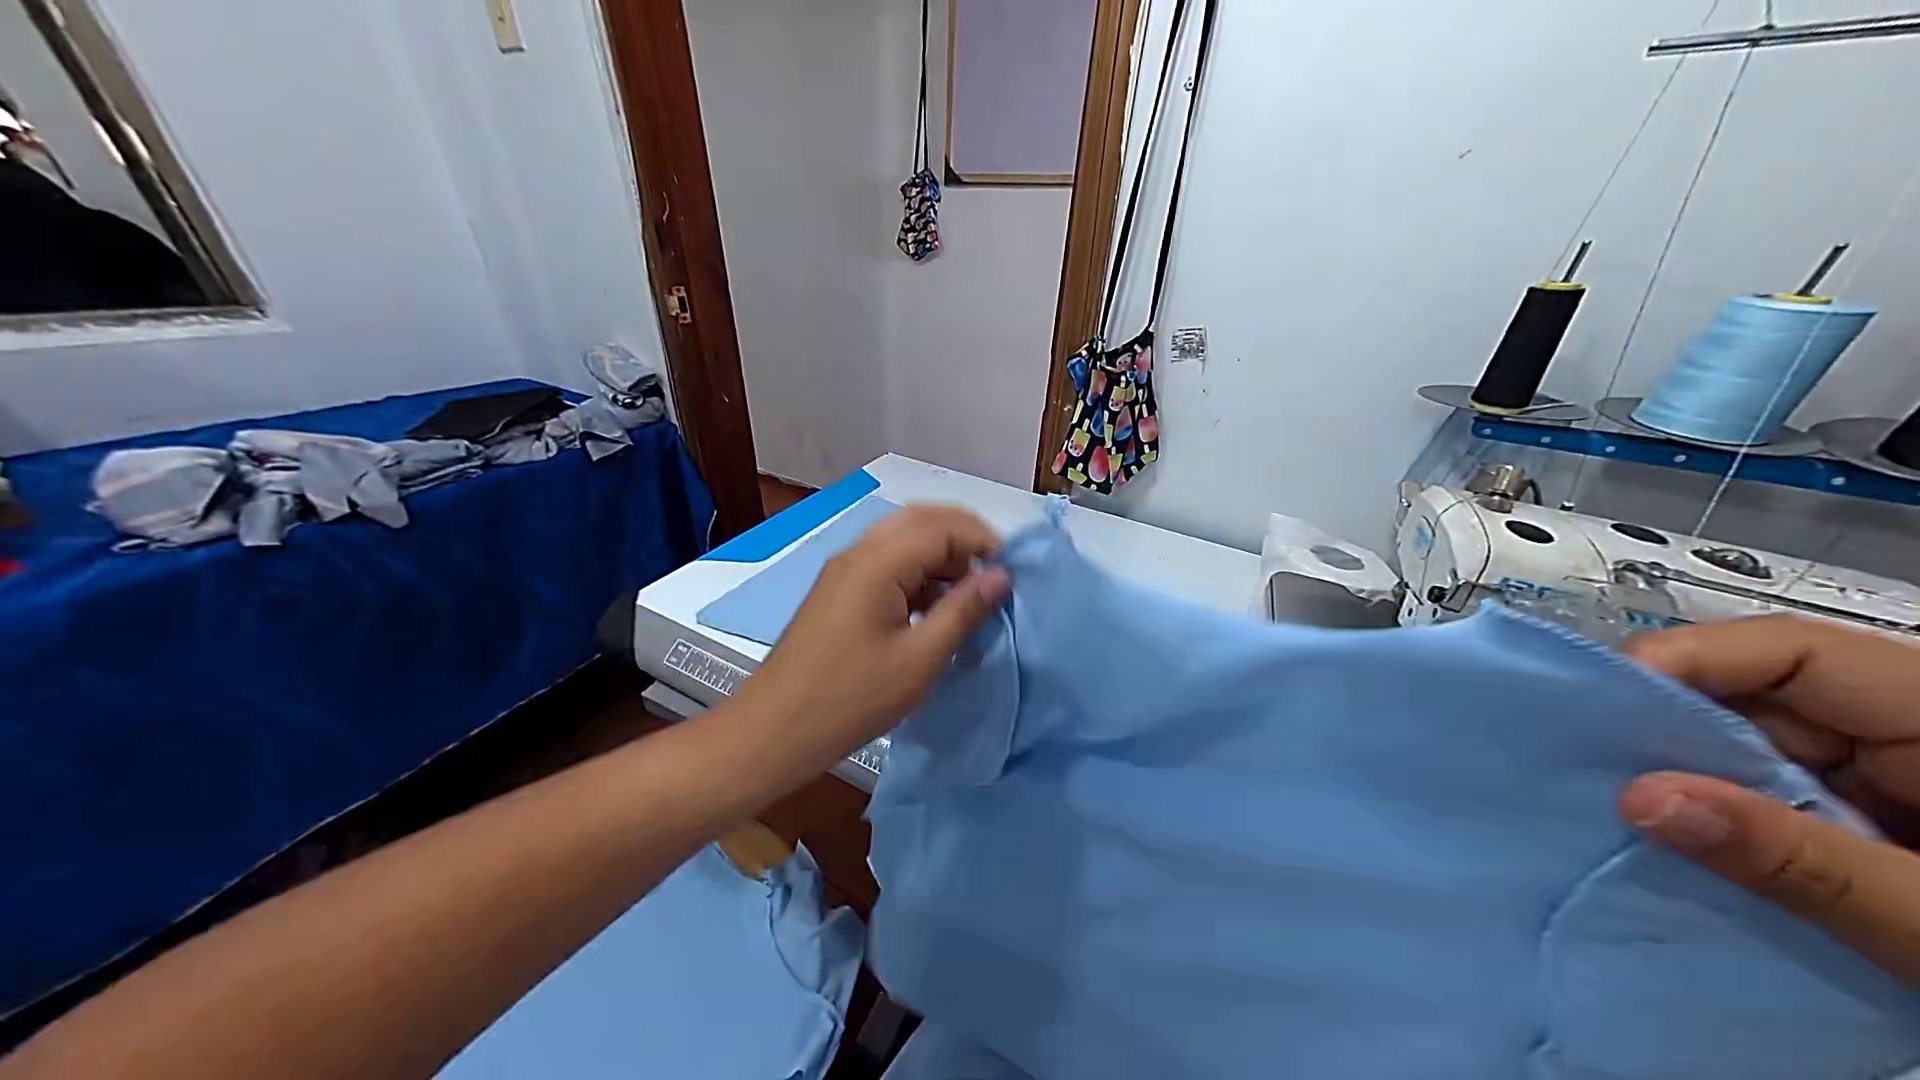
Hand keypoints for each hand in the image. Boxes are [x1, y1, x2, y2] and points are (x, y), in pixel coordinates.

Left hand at [732, 505, 1009, 770]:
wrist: (776, 729)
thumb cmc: (851, 699)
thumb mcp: (919, 659)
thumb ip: (963, 611)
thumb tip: (1000, 576)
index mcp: (877, 562)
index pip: (942, 527)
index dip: (983, 542)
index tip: (1013, 572)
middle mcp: (858, 553)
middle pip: (921, 520)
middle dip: (962, 539)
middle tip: (994, 574)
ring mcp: (844, 570)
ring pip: (902, 539)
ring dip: (940, 555)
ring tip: (968, 594)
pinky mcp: (838, 590)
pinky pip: (886, 562)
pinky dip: (917, 572)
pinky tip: (934, 606)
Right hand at [1619, 616, 1919, 983]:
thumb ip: (1802, 861)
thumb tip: (1638, 800)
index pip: (1789, 650)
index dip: (1684, 662)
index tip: (1597, 704)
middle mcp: (1911, 726)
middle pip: (1756, 698)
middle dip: (1674, 735)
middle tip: (1594, 775)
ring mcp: (1896, 771)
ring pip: (1756, 748)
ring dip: (1694, 782)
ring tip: (1627, 815)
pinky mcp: (1880, 814)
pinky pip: (1778, 793)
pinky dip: (1728, 817)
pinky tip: (1686, 842)